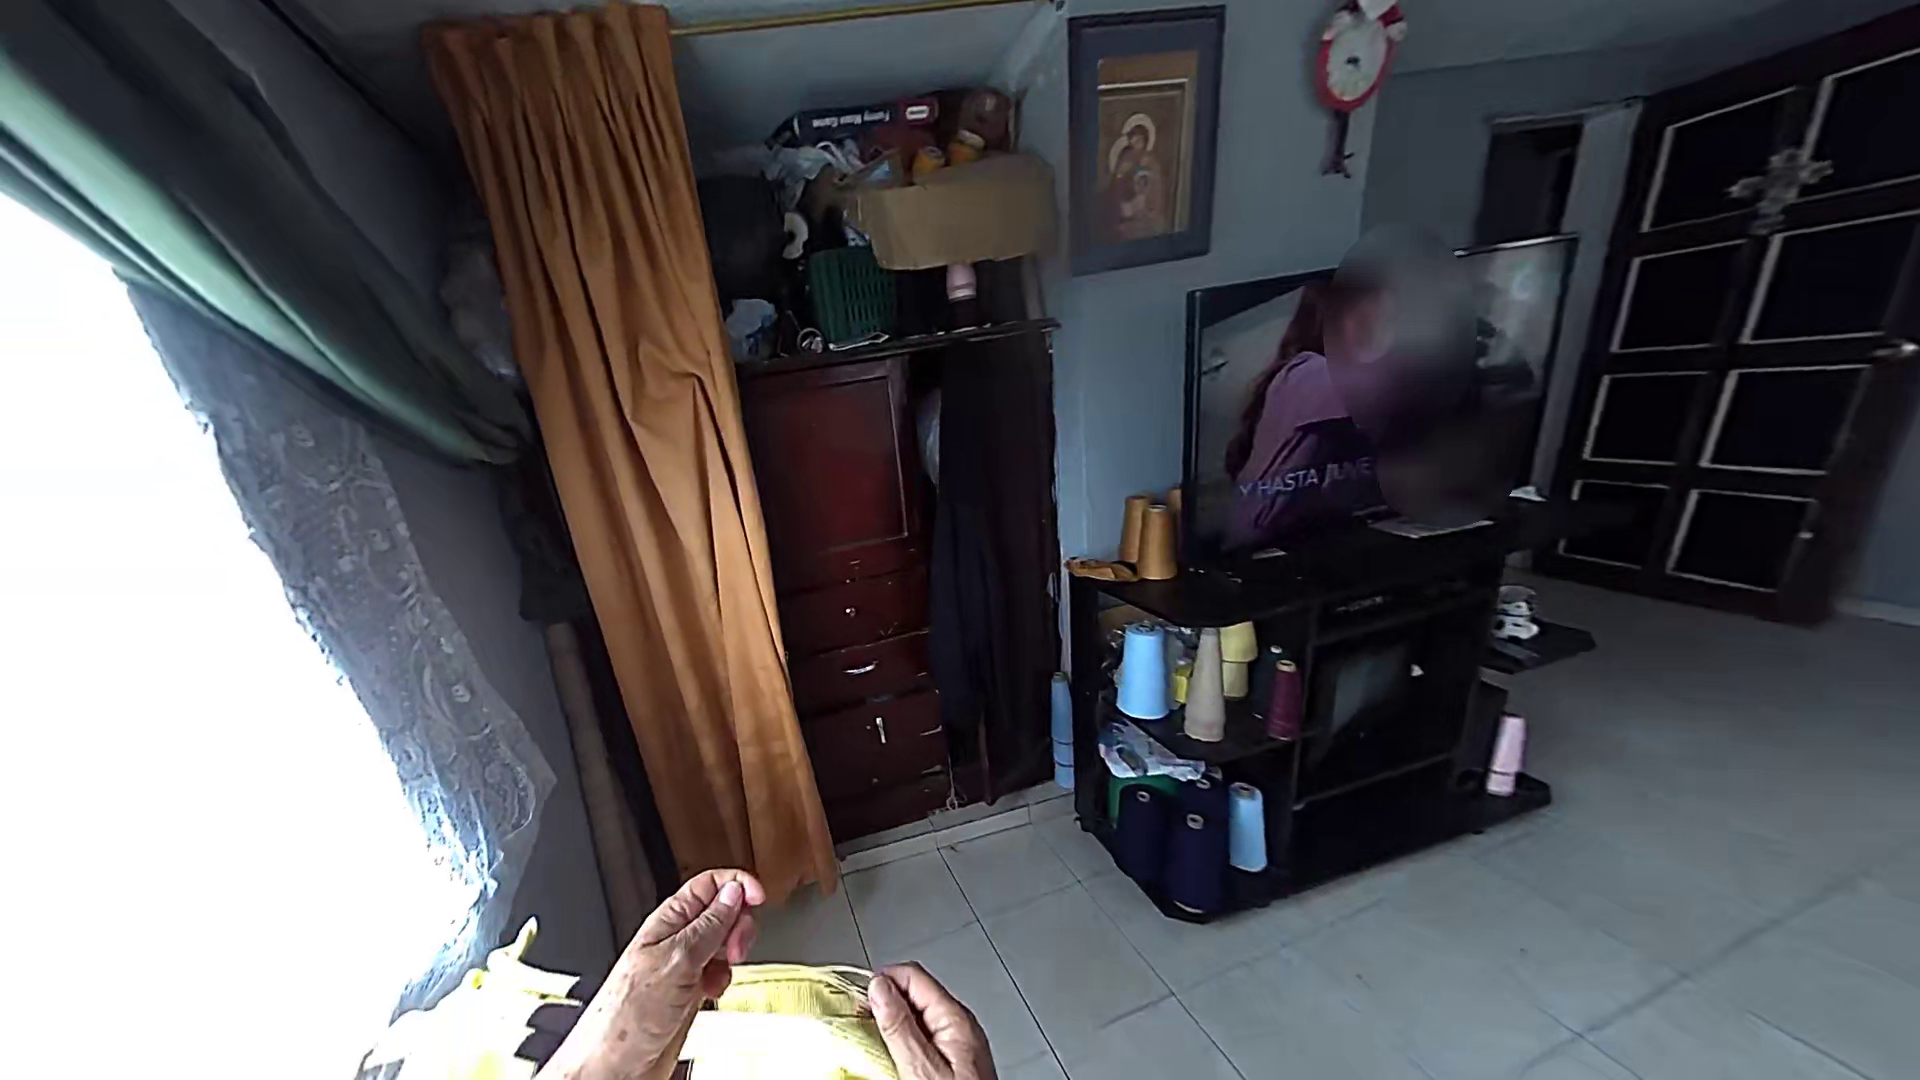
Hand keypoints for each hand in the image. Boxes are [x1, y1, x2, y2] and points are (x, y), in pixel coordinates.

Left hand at [540, 869, 765, 1079]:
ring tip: (726, 967)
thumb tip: (734, 891)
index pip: (711, 883)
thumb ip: (710, 924)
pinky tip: (715, 989)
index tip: (757, 897)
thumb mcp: (677, 961)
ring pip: (724, 939)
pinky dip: (725, 977)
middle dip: (739, 923)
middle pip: (724, 910)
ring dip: (734, 950)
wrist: (611, 1075)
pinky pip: (719, 970)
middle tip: (738, 944)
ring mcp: (684, 965)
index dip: (737, 884)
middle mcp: (678, 939)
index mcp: (669, 921)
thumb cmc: (624, 1021)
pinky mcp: (689, 992)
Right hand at [870, 962, 996, 1079]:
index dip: (884, 980)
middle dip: (885, 1004)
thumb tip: (880, 987)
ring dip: (891, 1027)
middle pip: (915, 997)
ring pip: (917, 1022)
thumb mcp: (922, 1071)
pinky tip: (889, 1063)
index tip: (859, 999)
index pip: (914, 976)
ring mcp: (958, 1050)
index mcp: (955, 1019)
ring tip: (868, 1042)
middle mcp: (959, 1029)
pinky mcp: (954, 1071)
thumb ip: (900, 1027)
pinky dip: (902, 1048)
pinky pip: (923, 1045)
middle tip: (858, 1022)